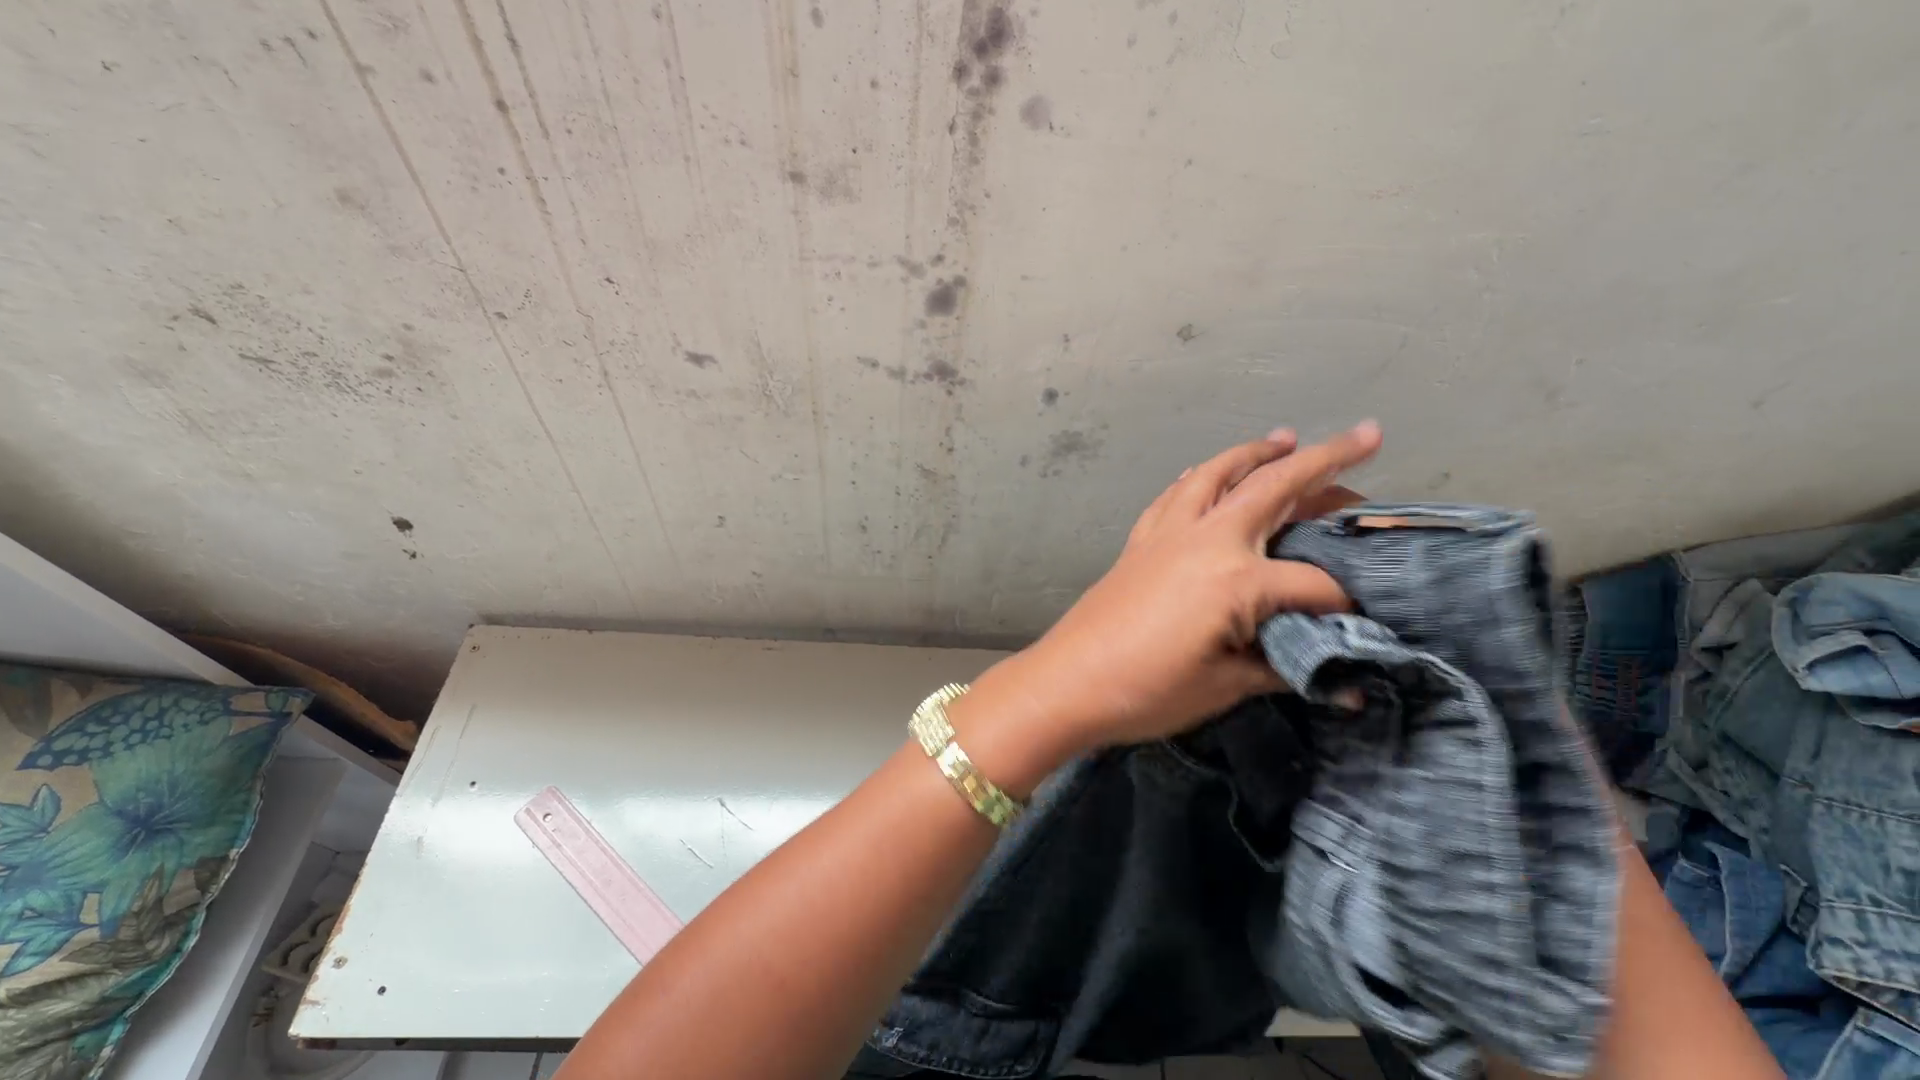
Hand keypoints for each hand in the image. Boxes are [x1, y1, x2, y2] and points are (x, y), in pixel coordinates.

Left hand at [955, 422, 1381, 785]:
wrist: (1067, 683)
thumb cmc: (1149, 692)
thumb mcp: (1226, 687)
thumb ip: (1284, 670)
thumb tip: (1346, 684)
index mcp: (1237, 580)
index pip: (1313, 584)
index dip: (1344, 603)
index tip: (1362, 621)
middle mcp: (1208, 540)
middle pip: (1276, 488)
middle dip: (1327, 458)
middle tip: (1369, 434)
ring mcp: (1170, 533)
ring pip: (1218, 474)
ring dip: (1256, 452)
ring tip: (1286, 437)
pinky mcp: (1141, 539)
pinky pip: (1176, 493)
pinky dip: (1201, 476)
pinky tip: (1207, 473)